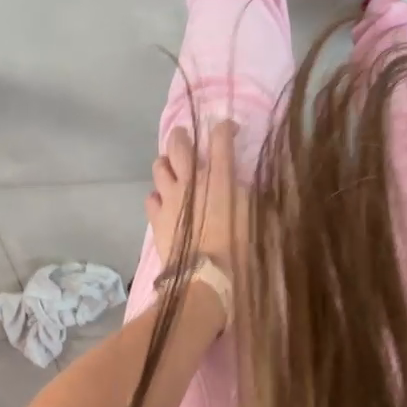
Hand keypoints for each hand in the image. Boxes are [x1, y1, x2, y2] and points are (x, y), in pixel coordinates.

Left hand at [146, 121, 245, 272]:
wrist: (205, 278)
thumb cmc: (238, 249)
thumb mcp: (255, 218)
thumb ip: (250, 196)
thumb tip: (247, 186)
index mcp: (219, 177)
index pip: (220, 138)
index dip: (225, 128)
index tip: (230, 129)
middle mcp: (191, 180)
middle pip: (178, 144)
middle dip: (182, 136)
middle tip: (186, 137)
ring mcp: (169, 197)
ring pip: (159, 166)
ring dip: (166, 164)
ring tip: (172, 170)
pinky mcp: (156, 217)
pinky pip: (151, 197)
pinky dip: (158, 196)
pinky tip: (165, 202)